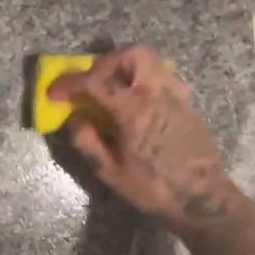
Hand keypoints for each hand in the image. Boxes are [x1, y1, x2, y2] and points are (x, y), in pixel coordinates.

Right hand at [46, 45, 237, 233]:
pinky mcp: (187, 103)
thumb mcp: (109, 171)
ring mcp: (177, 95)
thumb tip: (74, 118)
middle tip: (89, 83)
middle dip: (104, 64)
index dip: (69, 83)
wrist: (201, 199)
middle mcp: (158, 94)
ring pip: (150, 61)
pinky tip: (134, 102)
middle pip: (131, 55)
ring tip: (111, 89)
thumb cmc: (153, 188)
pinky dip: (141, 80)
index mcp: (134, 111)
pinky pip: (161, 77)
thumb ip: (87, 141)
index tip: (53, 93)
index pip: (96, 81)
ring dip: (124, 68)